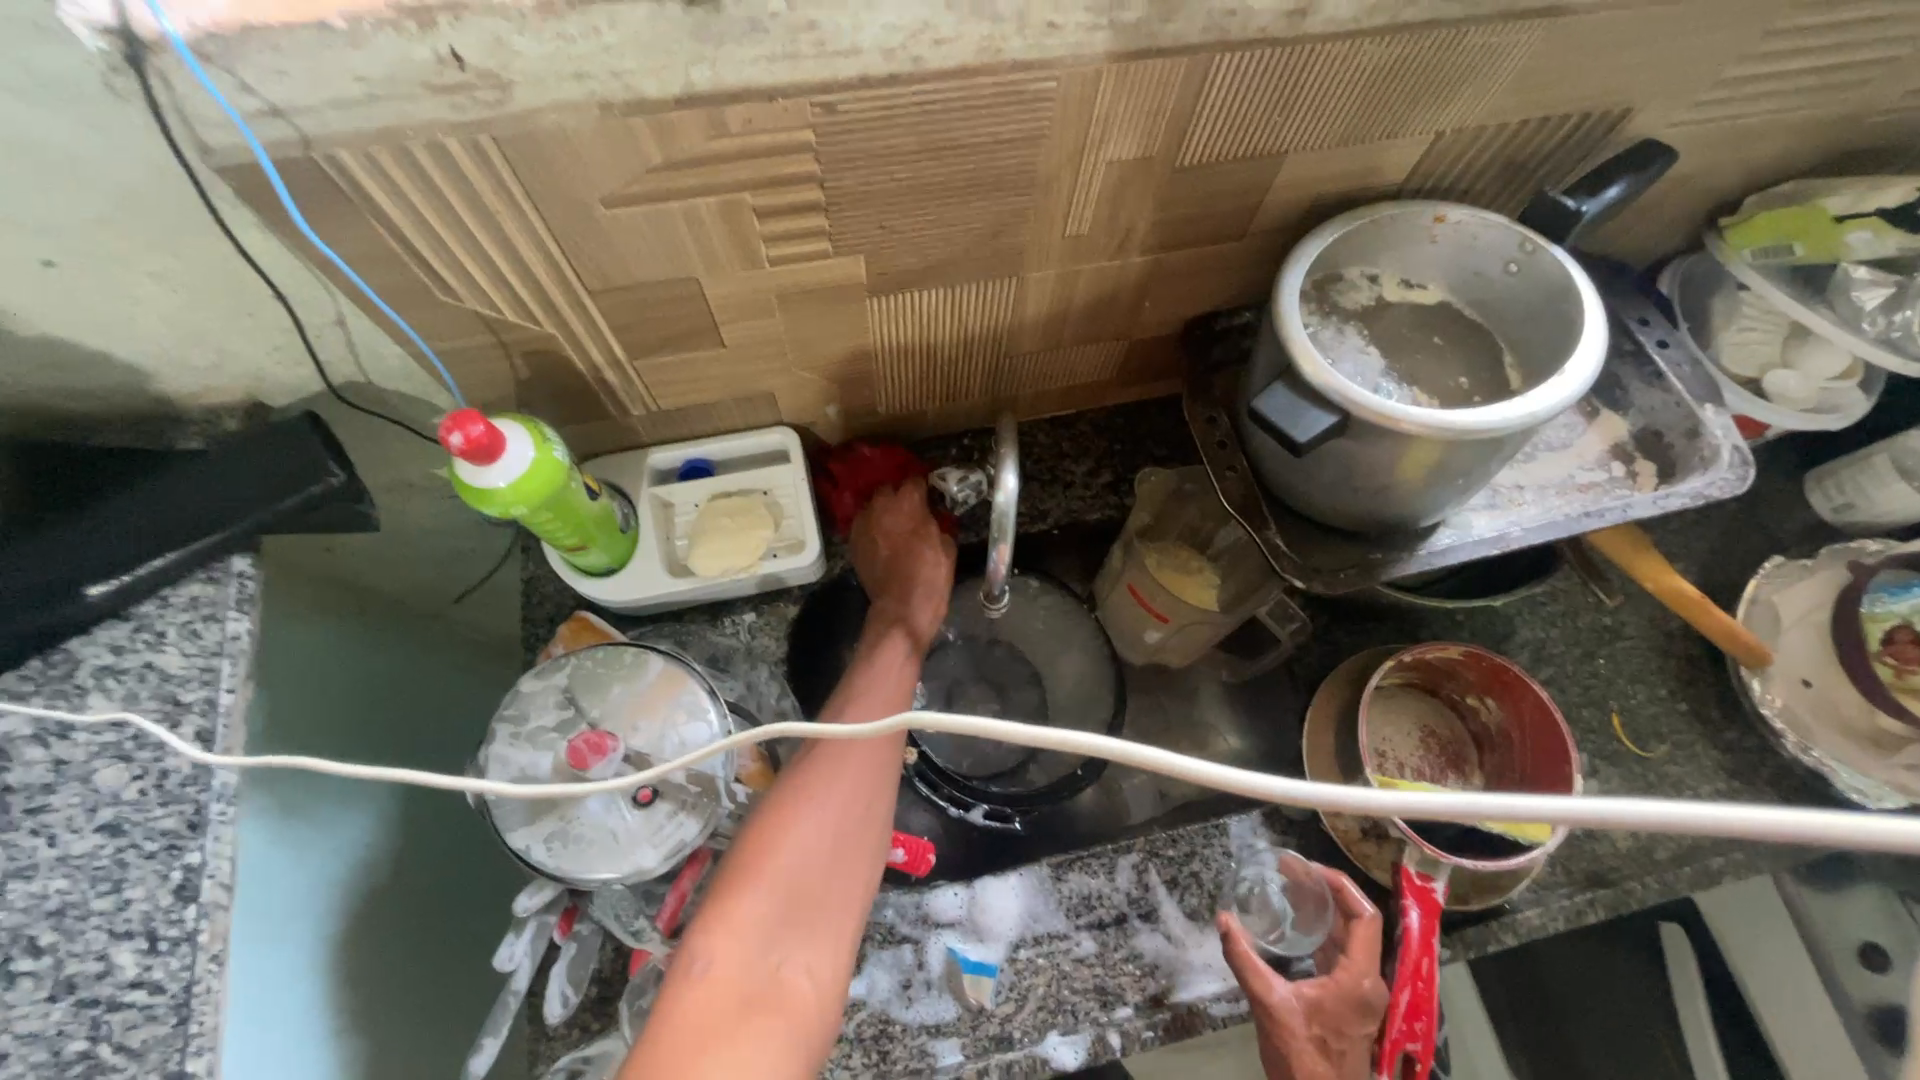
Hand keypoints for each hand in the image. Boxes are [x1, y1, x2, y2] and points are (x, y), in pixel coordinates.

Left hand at [850, 477, 956, 653]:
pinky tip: (880, 542)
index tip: (928, 497)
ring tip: (892, 526)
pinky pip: (863, 527)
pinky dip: (872, 530)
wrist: (901, 607)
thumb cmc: (931, 576)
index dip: (923, 488)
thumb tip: (932, 519)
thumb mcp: (947, 546)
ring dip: (883, 513)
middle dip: (898, 497)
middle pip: (888, 490)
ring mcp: (863, 524)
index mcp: (908, 502)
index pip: (914, 480)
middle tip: (909, 511)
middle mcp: (881, 506)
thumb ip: (937, 523)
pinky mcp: (853, 542)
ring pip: (872, 507)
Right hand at [1218, 864, 1388, 1079]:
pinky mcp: (1349, 1003)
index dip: (1339, 885)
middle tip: (1291, 871)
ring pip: (1350, 939)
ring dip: (1324, 912)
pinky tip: (1295, 927)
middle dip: (1326, 892)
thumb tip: (1223, 920)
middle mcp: (1369, 982)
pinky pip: (1341, 956)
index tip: (1307, 868)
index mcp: (1359, 978)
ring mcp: (1361, 994)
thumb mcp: (1268, 1004)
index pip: (1364, 916)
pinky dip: (1321, 934)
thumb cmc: (1302, 1057)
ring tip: (1290, 889)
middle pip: (1357, 923)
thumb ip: (1244, 959)